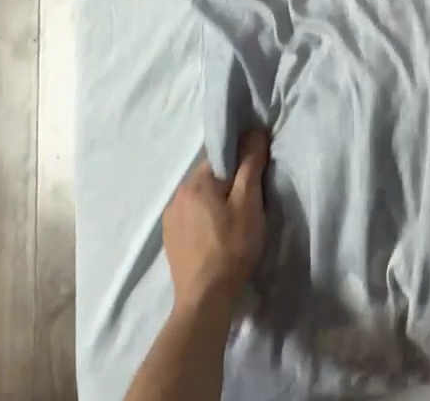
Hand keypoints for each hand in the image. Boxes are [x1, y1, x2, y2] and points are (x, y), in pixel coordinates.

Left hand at [163, 129, 269, 311]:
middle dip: (230, 182)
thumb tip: (254, 131)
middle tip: (251, 201)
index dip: (242, 162)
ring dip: (218, 200)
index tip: (258, 176)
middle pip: (210, 176)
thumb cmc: (232, 246)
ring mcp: (170, 219)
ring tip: (235, 220)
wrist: (206, 298)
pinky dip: (207, 217)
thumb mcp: (249, 202)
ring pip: (201, 197)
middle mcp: (176, 196)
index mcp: (195, 183)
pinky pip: (193, 215)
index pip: (221, 156)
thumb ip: (251, 164)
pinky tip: (219, 234)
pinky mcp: (171, 238)